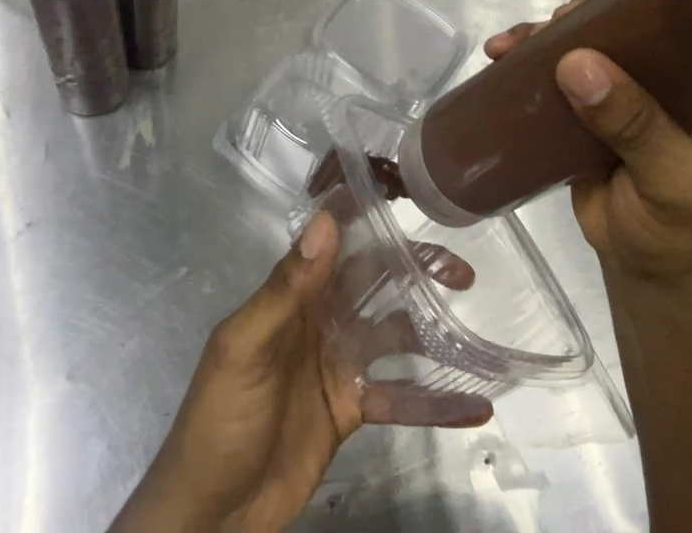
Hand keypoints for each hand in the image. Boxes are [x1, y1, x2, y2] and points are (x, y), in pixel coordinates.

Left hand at [111, 213, 492, 532]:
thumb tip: (327, 221)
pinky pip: (400, 398)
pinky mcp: (352, 409)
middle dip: (416, 271)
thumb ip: (286, 287)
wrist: (213, 510)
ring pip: (396, 336)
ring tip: (478, 333)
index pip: (330, 242)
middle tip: (462, 272)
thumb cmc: (219, 418)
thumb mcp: (245, 347)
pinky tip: (475, 406)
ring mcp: (338, 366)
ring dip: (434, 332)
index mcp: (290, 297)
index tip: (406, 190)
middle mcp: (319, 321)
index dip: (363, 213)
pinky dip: (436, 402)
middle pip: (375, 284)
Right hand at [483, 0, 691, 281]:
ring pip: (594, 29)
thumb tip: (578, 62)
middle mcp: (679, 68)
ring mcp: (632, 83)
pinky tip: (501, 52)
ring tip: (525, 38)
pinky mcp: (592, 101)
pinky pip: (560, 64)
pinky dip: (529, 53)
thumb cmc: (679, 230)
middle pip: (640, 3)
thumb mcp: (674, 184)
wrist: (642, 271)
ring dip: (555, 22)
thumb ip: (638, 129)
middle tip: (566, 12)